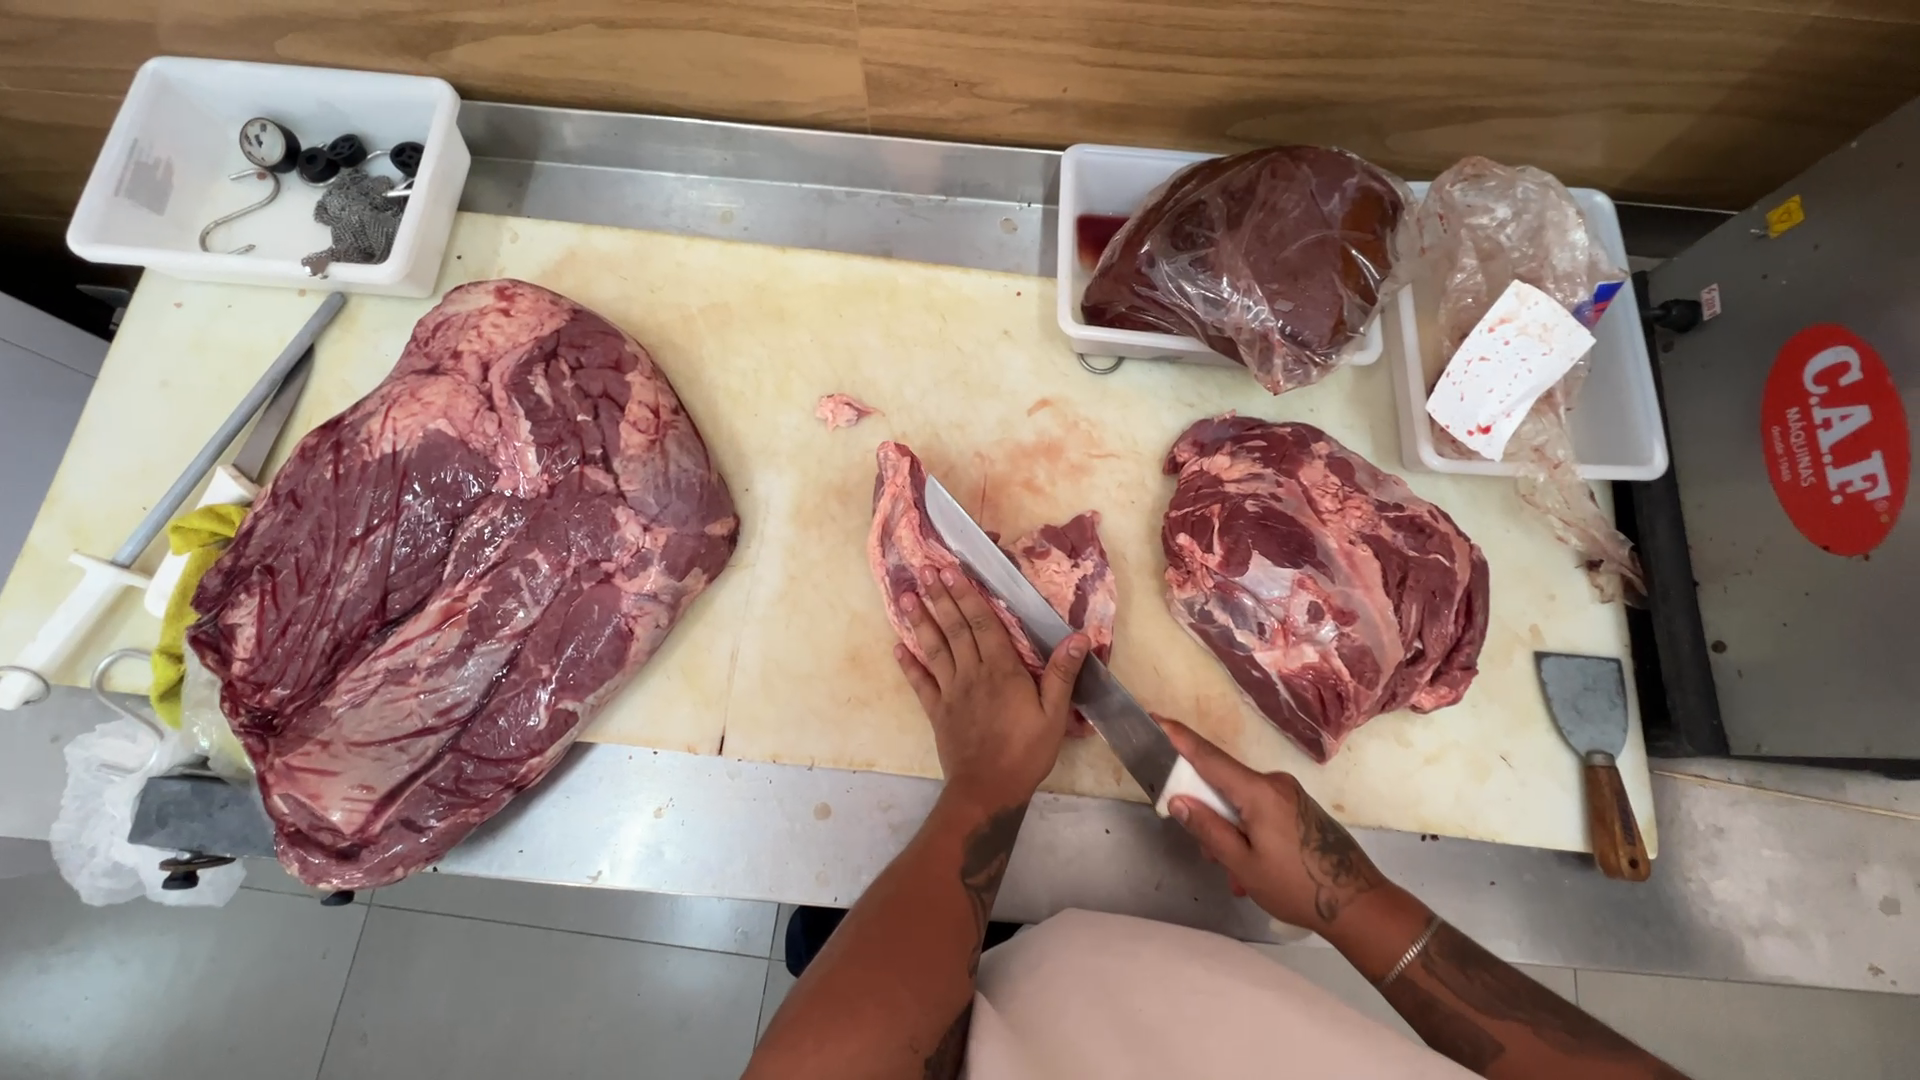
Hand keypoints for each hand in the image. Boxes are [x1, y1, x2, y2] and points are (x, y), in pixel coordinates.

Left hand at [895, 566, 1088, 812]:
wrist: (987, 790)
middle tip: (926, 569)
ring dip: (920, 622)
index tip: (953, 570)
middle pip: (955, 628)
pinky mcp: (937, 711)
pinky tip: (897, 648)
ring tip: (906, 597)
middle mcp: (972, 673)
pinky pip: (920, 683)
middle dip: (941, 597)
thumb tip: (1078, 636)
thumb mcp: (1054, 715)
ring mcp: (950, 692)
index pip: (983, 624)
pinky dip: (909, 665)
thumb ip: (1062, 674)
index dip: (968, 595)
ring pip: (933, 648)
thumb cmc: (1026, 752)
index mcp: (1002, 670)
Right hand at [1160, 718, 1386, 934]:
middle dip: (1208, 814)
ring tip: (1238, 876)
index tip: (1156, 719)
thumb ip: (1208, 829)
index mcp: (1259, 792)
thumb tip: (1178, 801)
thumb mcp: (1243, 865)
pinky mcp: (1299, 808)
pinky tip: (1255, 871)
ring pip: (1241, 803)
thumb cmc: (1298, 887)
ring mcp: (1290, 794)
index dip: (1180, 738)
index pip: (1209, 757)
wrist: (1363, 906)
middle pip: (1224, 784)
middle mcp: (1275, 783)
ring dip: (1231, 832)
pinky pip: (1260, 811)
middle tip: (1209, 855)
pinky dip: (1248, 834)